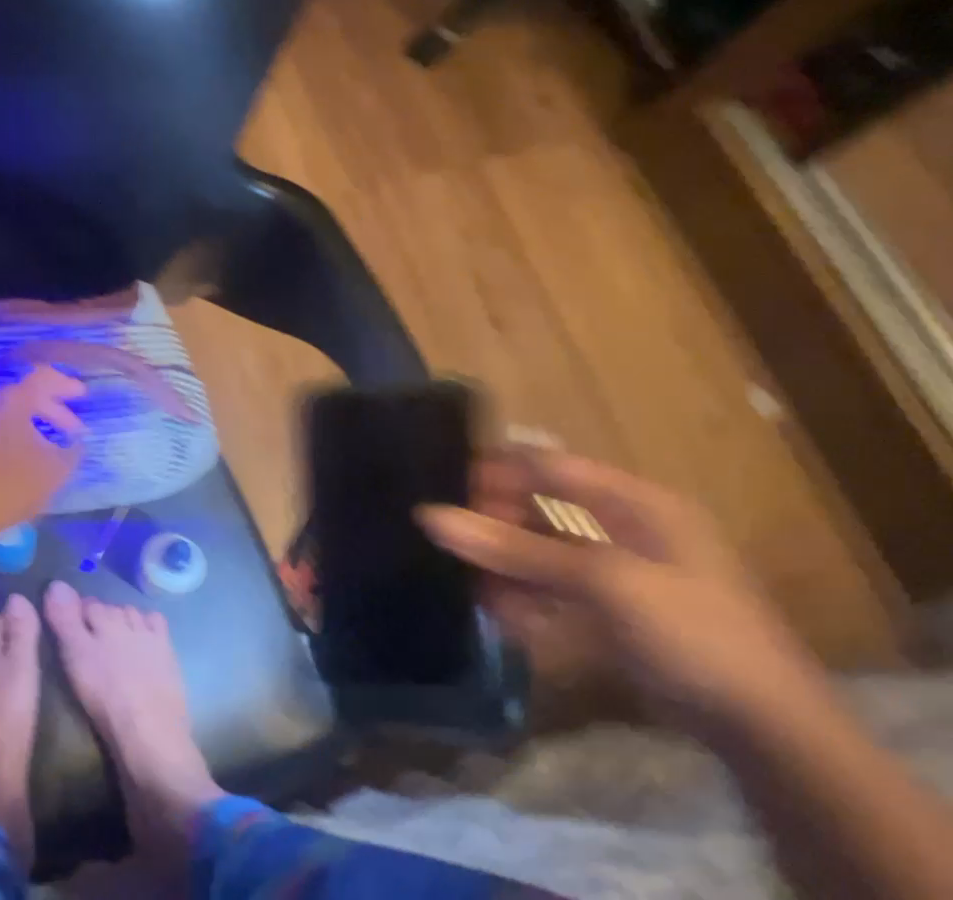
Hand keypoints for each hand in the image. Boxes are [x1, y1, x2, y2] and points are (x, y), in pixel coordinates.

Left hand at [0, 366, 86, 550]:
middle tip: (73, 430)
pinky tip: (24, 455)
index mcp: (13, 399)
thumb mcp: (54, 472)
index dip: (66, 384)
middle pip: (25, 394)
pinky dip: (14, 433)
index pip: (43, 376)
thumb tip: (76, 441)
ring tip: (50, 446)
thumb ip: (72, 451)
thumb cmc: (8, 486)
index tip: (83, 395)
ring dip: (33, 423)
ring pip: (8, 411)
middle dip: (53, 409)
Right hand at [419, 448, 829, 738]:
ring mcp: (618, 576)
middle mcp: (625, 530)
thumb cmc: (693, 631)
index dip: (492, 468)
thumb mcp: (602, 582)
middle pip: (540, 508)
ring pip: (539, 554)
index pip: (548, 465)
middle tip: (438, 534)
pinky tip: (489, 608)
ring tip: (451, 571)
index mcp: (637, 504)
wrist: (764, 728)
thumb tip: (429, 515)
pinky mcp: (610, 615)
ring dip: (498, 562)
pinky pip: (549, 594)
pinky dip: (519, 598)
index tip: (434, 480)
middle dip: (490, 518)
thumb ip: (514, 548)